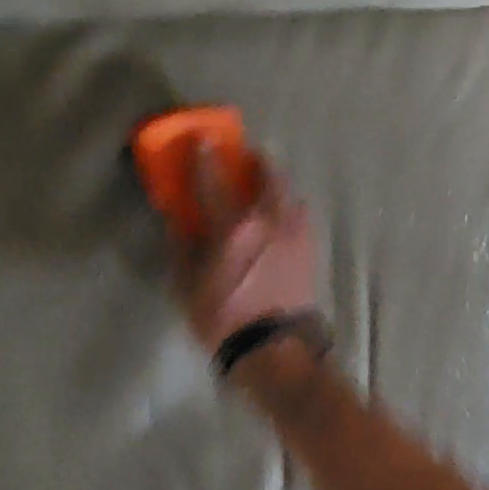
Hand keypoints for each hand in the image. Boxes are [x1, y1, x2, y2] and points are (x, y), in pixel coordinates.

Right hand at [173, 143, 317, 352]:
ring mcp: (295, 234)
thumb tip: (178, 221)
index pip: (215, 181)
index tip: (201, 139)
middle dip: (257, 160)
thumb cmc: (225, 320)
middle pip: (269, 175)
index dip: (206, 157)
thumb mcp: (188, 287)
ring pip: (290, 193)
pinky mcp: (310, 251)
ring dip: (277, 181)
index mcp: (235, 228)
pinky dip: (289, 206)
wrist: (276, 350)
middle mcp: (270, 221)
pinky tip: (281, 216)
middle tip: (246, 156)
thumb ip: (183, 248)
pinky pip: (300, 215)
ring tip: (265, 185)